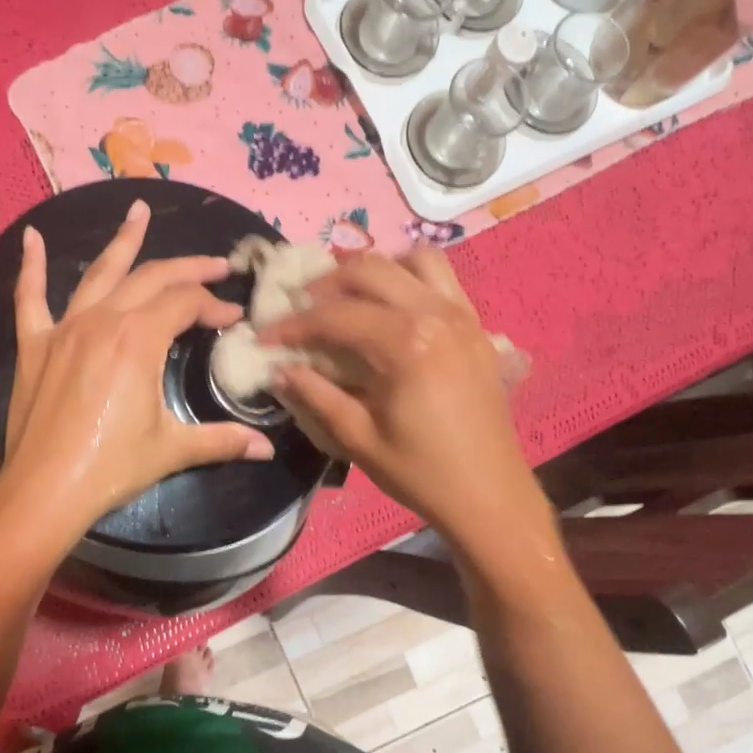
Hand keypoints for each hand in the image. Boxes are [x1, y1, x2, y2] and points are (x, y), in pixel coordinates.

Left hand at [0, 199, 274, 544]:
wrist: (45, 490)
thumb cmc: (112, 468)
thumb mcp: (172, 450)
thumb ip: (221, 440)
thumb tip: (266, 448)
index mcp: (138, 339)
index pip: (185, 305)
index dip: (214, 307)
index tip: (234, 320)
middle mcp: (102, 320)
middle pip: (151, 278)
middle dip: (188, 268)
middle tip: (216, 264)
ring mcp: (64, 329)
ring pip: (99, 274)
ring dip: (123, 242)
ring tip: (139, 212)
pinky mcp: (34, 346)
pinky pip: (29, 298)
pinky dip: (31, 267)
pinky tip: (31, 238)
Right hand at [260, 249, 552, 550]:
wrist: (488, 492)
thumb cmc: (419, 472)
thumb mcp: (357, 439)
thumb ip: (316, 395)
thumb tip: (279, 369)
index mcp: (404, 344)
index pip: (335, 316)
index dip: (293, 325)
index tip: (264, 338)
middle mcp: (434, 314)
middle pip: (369, 272)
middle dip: (325, 286)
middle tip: (298, 312)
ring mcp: (461, 315)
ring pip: (411, 260)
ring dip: (372, 271)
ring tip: (346, 298)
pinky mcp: (475, 326)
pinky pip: (441, 278)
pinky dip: (408, 278)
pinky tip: (389, 308)